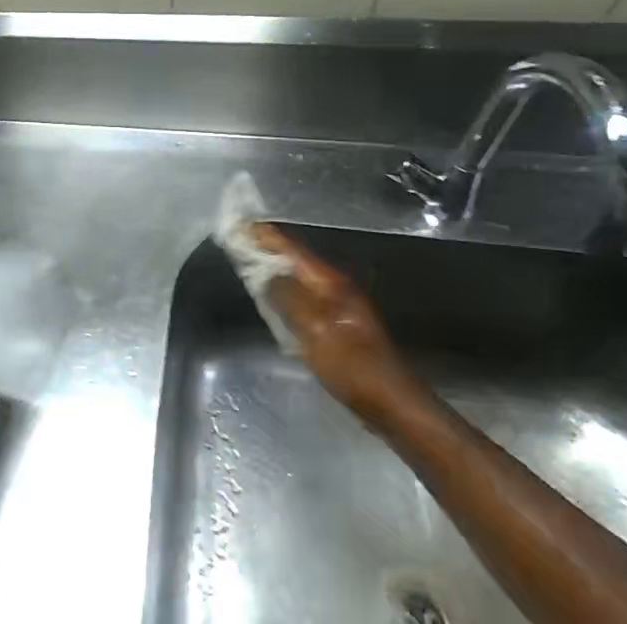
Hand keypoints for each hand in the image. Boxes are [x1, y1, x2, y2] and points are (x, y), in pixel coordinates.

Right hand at [253, 224, 417, 420]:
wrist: (392, 405)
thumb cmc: (352, 366)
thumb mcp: (314, 329)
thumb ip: (286, 296)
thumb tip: (264, 271)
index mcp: (330, 282)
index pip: (291, 248)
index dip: (264, 235)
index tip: (237, 223)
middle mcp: (335, 286)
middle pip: (294, 259)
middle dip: (265, 248)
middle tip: (234, 241)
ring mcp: (338, 304)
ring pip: (297, 277)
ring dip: (272, 268)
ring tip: (244, 262)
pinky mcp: (336, 322)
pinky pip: (302, 296)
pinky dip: (282, 289)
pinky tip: (268, 295)